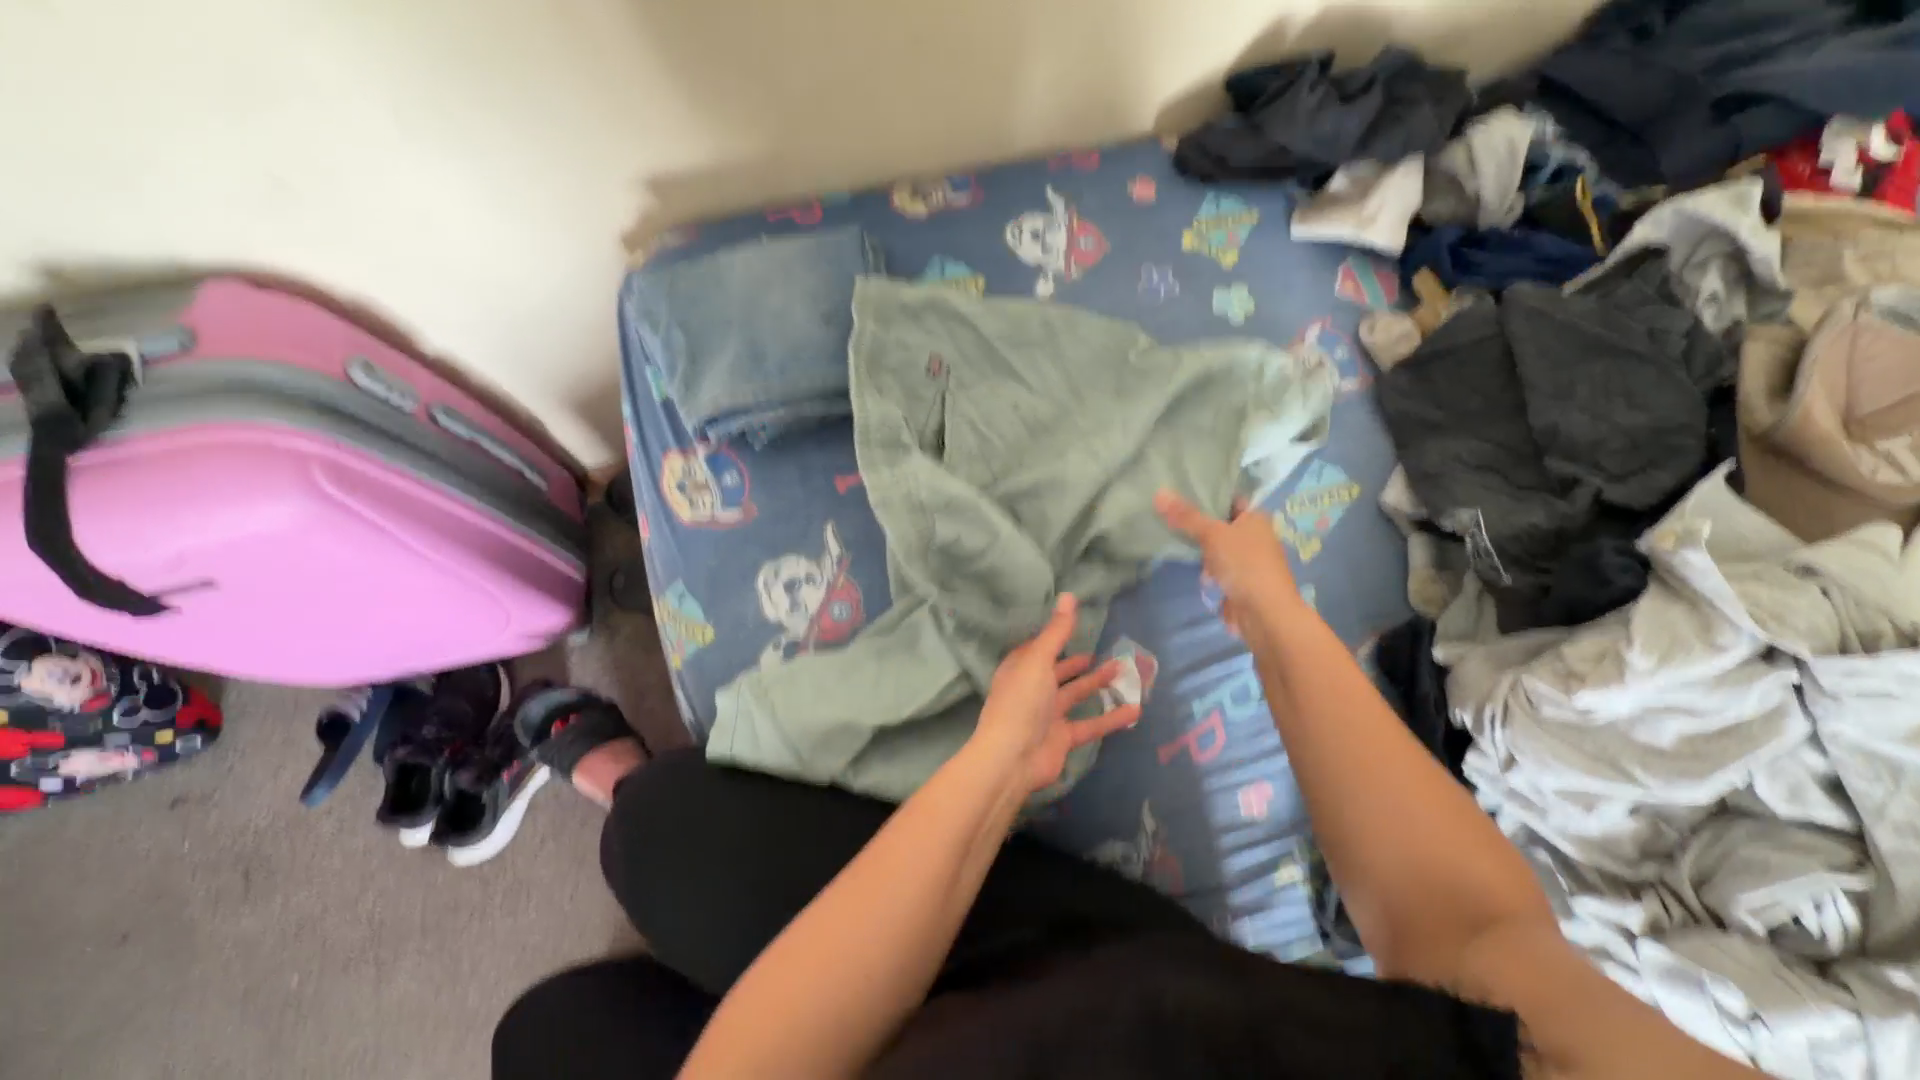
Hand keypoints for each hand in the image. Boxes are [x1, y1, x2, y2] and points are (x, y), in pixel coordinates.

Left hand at [973, 594, 1141, 793]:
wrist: (1011, 759)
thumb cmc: (1021, 703)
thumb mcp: (1038, 661)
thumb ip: (1057, 632)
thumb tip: (1069, 595)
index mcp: (1020, 669)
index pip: (1038, 649)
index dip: (1054, 639)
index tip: (1076, 627)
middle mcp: (1033, 690)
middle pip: (1059, 672)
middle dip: (1080, 663)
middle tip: (1106, 652)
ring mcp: (1048, 716)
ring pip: (1076, 695)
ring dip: (1098, 684)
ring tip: (1124, 671)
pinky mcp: (1063, 738)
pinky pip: (1090, 724)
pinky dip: (1111, 717)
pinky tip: (1135, 709)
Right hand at [1155, 489, 1305, 640]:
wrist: (1263, 613)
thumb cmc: (1245, 564)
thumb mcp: (1213, 535)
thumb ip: (1186, 516)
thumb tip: (1159, 492)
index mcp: (1256, 519)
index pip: (1231, 498)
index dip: (1209, 493)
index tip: (1181, 488)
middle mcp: (1254, 537)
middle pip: (1220, 523)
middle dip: (1198, 521)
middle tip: (1166, 510)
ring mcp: (1245, 561)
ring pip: (1215, 547)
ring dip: (1198, 546)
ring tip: (1167, 532)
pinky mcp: (1236, 582)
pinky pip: (1214, 568)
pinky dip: (1202, 567)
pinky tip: (1182, 561)